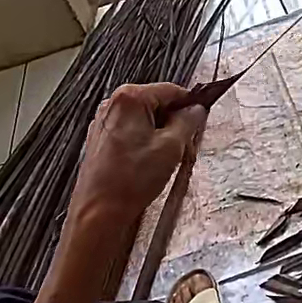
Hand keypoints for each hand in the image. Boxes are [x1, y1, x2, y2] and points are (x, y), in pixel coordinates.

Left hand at [37, 83, 206, 302]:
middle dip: (175, 124)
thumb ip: (188, 122)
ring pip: (146, 120)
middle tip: (187, 147)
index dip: (190, 105)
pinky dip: (147, 144)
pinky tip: (151, 165)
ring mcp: (105, 122)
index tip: (202, 119)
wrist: (99, 211)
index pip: (171, 90)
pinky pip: (133, 133)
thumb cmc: (130, 179)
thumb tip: (196, 110)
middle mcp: (113, 105)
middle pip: (157, 104)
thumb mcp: (171, 147)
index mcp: (129, 98)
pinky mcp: (103, 140)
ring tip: (169, 161)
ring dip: (162, 136)